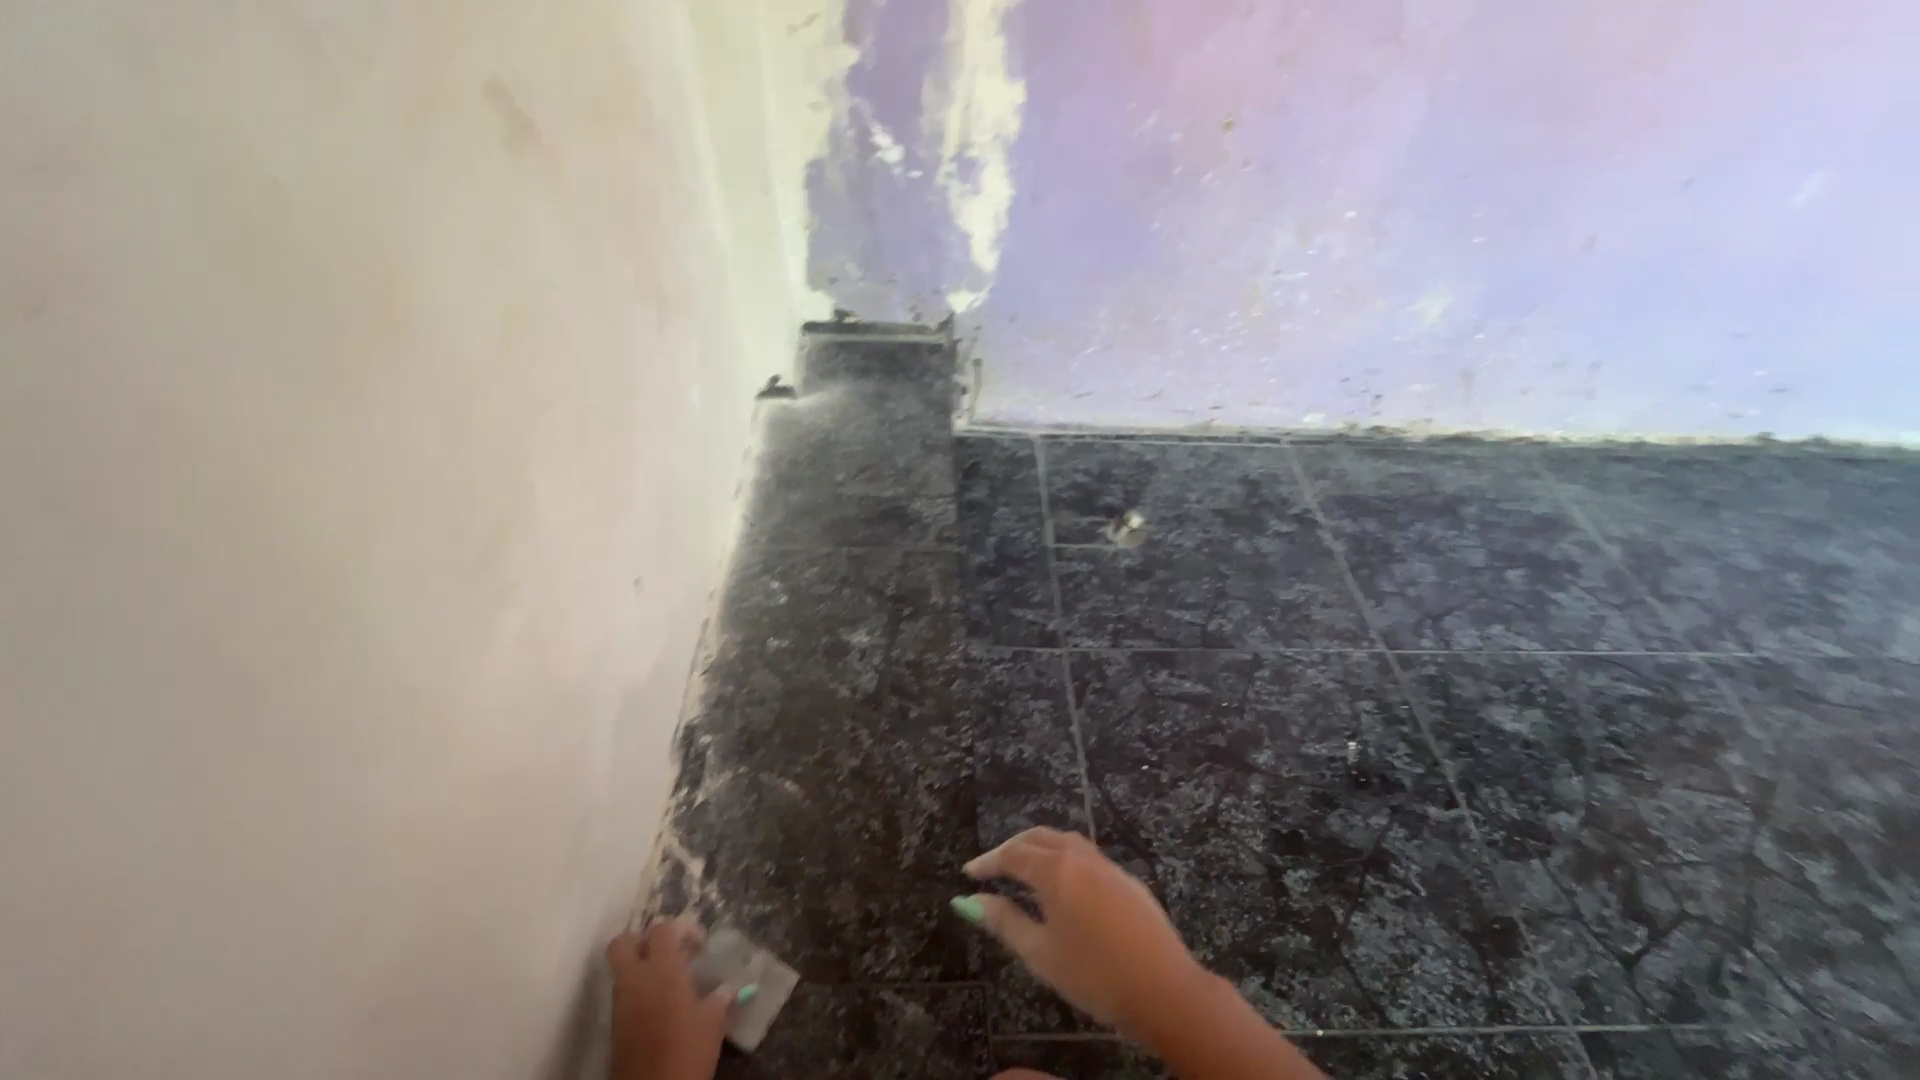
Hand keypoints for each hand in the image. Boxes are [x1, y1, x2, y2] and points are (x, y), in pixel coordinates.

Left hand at [606, 919, 736, 1079]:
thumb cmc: (686, 1052)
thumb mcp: (713, 1023)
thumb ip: (721, 998)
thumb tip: (729, 987)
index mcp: (662, 971)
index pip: (662, 929)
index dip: (681, 927)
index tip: (700, 943)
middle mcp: (636, 980)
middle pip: (624, 942)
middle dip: (643, 938)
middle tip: (669, 949)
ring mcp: (621, 1002)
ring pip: (621, 968)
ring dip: (641, 964)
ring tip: (670, 977)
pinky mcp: (616, 1024)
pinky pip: (624, 992)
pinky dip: (639, 988)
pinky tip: (662, 1002)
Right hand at [957, 827, 1208, 1036]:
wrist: (1164, 989)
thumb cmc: (1094, 975)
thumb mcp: (1040, 953)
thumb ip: (1005, 921)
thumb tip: (971, 901)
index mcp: (1056, 870)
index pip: (1012, 854)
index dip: (988, 862)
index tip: (969, 872)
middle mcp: (1081, 857)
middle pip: (1039, 838)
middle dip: (1012, 847)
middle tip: (992, 866)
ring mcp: (1109, 866)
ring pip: (1066, 842)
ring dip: (1040, 848)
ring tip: (1023, 869)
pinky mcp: (1128, 881)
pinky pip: (1087, 857)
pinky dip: (1064, 859)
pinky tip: (1063, 885)